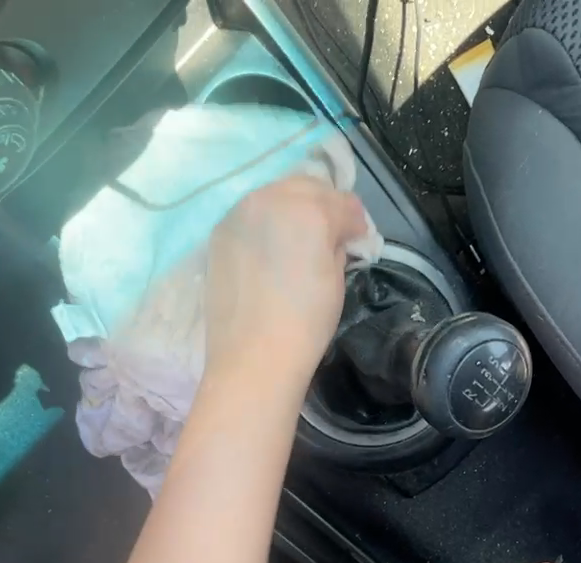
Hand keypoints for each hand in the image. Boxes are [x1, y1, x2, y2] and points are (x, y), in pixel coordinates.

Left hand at [204, 176, 370, 399]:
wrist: (253, 357)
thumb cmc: (305, 324)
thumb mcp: (336, 282)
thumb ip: (337, 247)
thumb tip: (334, 239)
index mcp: (309, 209)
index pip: (343, 202)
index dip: (356, 223)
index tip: (359, 241)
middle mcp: (271, 198)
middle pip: (307, 188)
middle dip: (324, 207)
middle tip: (331, 237)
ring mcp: (240, 212)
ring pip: (275, 196)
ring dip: (293, 212)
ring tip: (300, 244)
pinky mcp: (221, 232)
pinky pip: (251, 216)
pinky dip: (267, 225)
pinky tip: (272, 252)